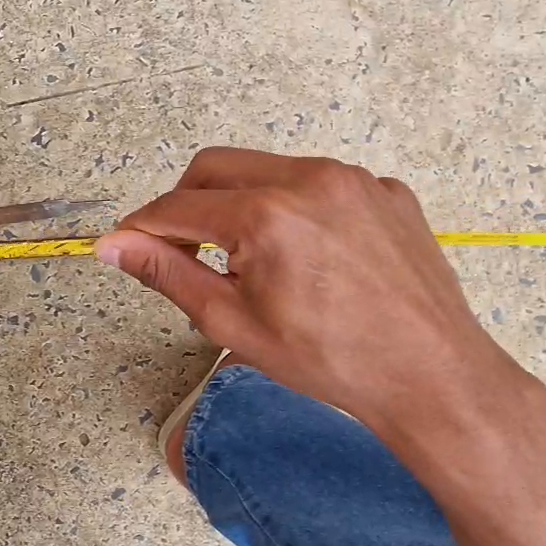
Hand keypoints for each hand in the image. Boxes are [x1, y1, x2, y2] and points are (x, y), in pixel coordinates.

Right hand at [96, 148, 536, 445]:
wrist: (434, 378)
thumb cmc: (327, 360)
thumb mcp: (230, 321)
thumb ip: (164, 273)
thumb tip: (112, 245)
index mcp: (266, 214)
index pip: (176, 206)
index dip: (141, 227)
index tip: (126, 245)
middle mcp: (309, 178)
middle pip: (214, 167)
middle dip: (185, 203)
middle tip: (184, 251)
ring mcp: (354, 179)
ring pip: (265, 168)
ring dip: (238, 201)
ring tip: (248, 257)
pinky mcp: (385, 189)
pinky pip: (317, 181)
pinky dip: (292, 206)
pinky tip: (305, 254)